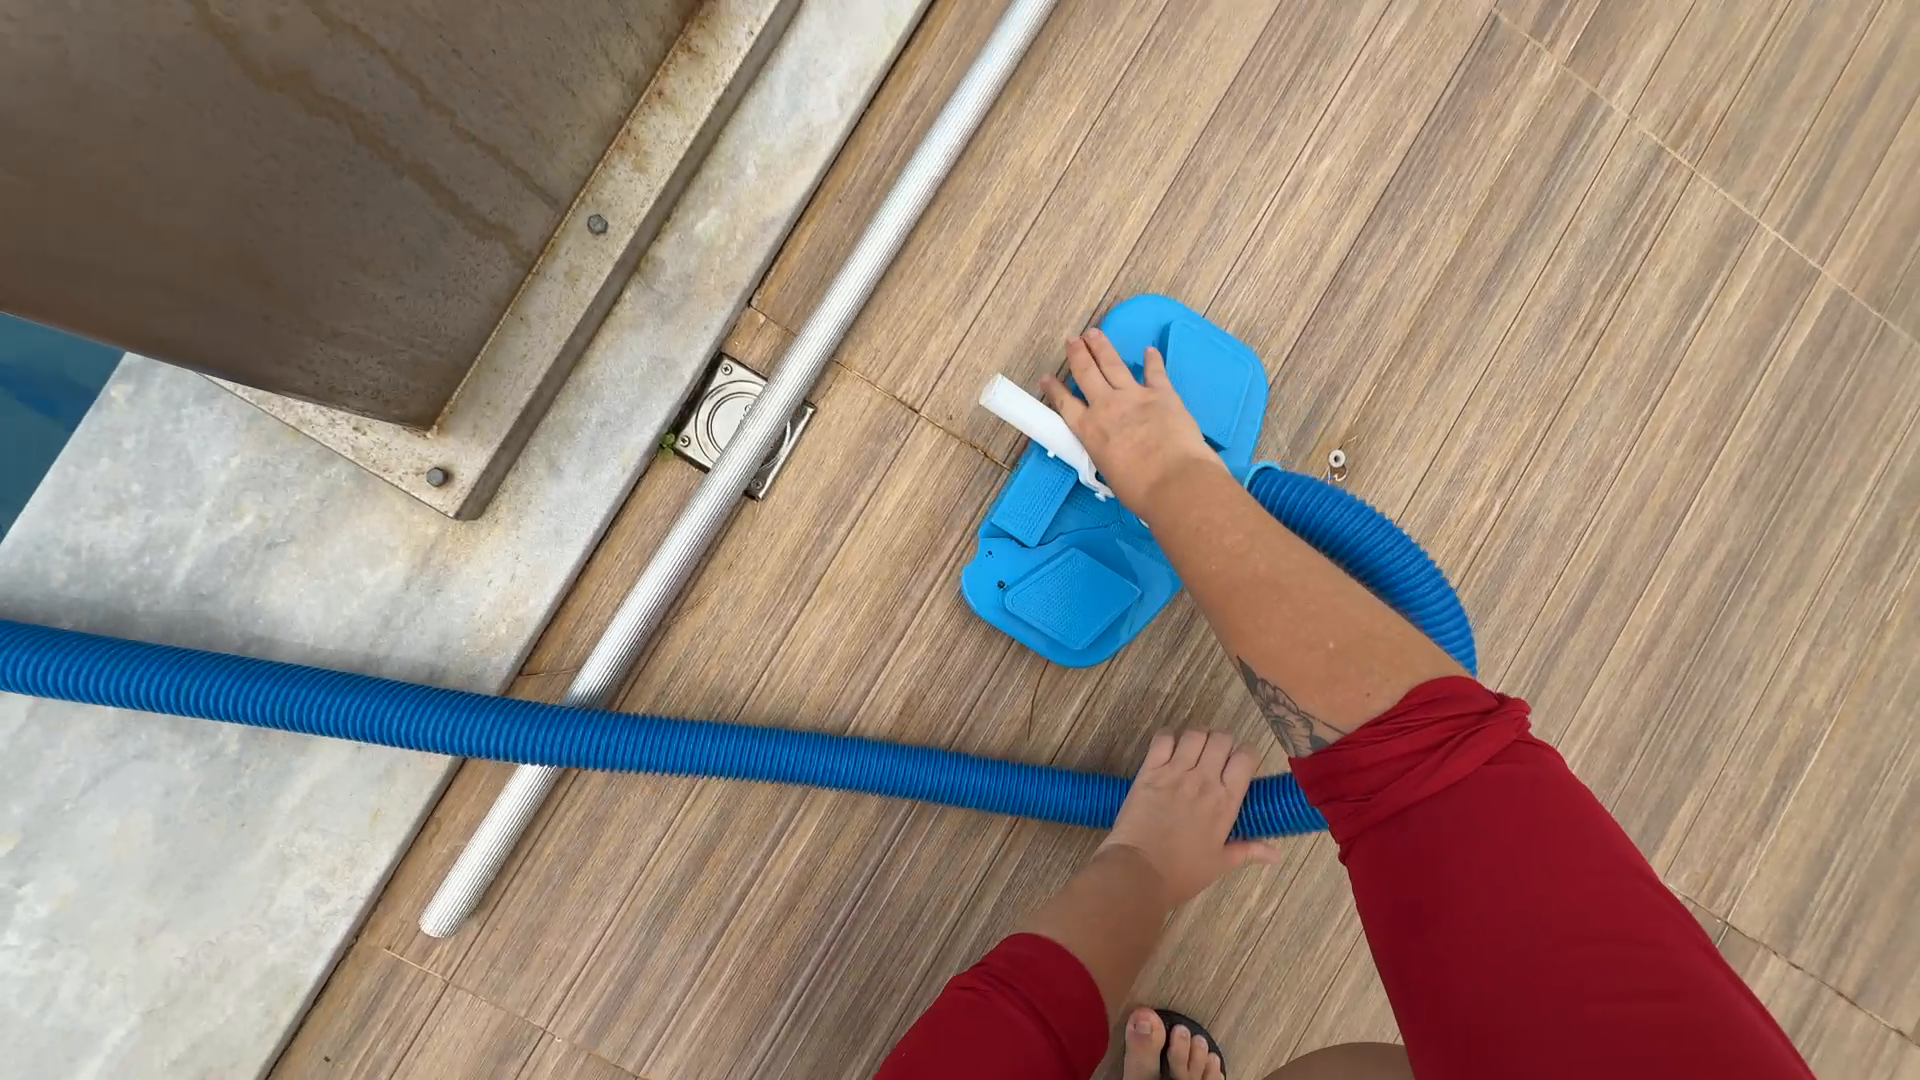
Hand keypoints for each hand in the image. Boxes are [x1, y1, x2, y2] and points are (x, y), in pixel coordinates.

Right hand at [1039, 328, 1225, 511]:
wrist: (1175, 481)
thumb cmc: (1140, 490)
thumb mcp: (1109, 474)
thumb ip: (1107, 455)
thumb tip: (1116, 455)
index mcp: (1089, 431)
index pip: (1065, 404)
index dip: (1054, 389)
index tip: (1047, 378)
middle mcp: (1107, 407)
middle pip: (1086, 374)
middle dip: (1077, 354)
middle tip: (1071, 340)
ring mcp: (1135, 396)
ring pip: (1113, 364)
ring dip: (1102, 347)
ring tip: (1094, 333)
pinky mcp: (1163, 394)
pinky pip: (1155, 372)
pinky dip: (1152, 361)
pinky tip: (1149, 350)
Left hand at [1098, 730, 1281, 908]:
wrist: (1140, 870)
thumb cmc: (1183, 871)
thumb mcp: (1221, 863)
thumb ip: (1249, 850)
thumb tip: (1276, 853)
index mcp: (1226, 801)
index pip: (1246, 758)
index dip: (1246, 754)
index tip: (1240, 763)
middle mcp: (1204, 780)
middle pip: (1221, 739)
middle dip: (1222, 742)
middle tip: (1215, 755)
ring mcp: (1175, 772)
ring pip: (1194, 735)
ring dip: (1197, 737)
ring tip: (1193, 749)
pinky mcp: (1149, 770)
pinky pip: (1162, 739)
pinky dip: (1167, 737)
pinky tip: (1168, 748)